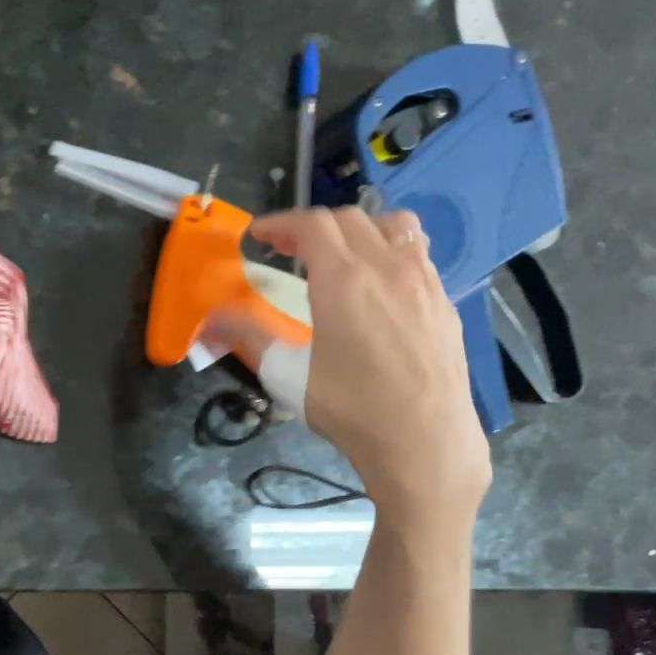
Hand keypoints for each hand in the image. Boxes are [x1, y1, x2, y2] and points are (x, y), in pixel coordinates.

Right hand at [248, 208, 490, 527]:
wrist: (422, 435)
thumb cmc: (347, 406)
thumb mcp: (285, 373)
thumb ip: (249, 336)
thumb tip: (212, 318)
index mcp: (344, 279)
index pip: (313, 225)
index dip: (281, 222)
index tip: (257, 234)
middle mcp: (387, 266)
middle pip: (350, 218)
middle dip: (312, 226)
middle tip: (286, 248)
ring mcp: (423, 279)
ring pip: (394, 225)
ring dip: (358, 228)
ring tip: (339, 253)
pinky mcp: (443, 298)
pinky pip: (417, 252)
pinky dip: (388, 250)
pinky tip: (376, 284)